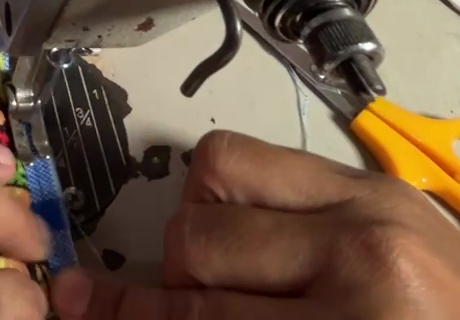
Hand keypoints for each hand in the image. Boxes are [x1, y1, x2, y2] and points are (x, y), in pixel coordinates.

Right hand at [53, 130, 459, 318]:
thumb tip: (131, 309)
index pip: (202, 313)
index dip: (132, 316)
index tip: (82, 307)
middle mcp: (363, 255)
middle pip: (197, 244)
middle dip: (170, 286)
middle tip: (183, 307)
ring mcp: (373, 203)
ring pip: (215, 171)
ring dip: (199, 228)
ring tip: (225, 272)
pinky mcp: (377, 182)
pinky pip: (257, 155)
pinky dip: (231, 193)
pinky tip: (255, 239)